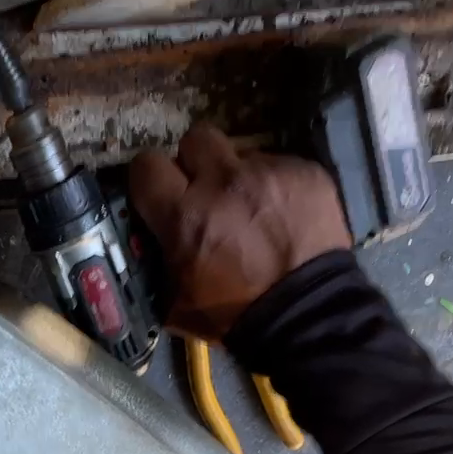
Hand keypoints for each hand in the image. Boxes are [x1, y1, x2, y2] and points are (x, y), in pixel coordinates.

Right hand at [129, 125, 350, 335]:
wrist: (304, 314)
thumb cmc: (232, 314)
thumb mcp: (175, 299)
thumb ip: (159, 261)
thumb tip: (154, 245)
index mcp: (183, 215)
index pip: (146, 165)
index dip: (149, 178)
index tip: (156, 193)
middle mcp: (223, 181)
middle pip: (195, 138)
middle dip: (193, 162)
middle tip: (201, 191)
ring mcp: (268, 171)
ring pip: (240, 154)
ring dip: (236, 178)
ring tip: (248, 211)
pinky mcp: (306, 171)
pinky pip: (279, 167)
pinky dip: (273, 188)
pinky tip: (279, 217)